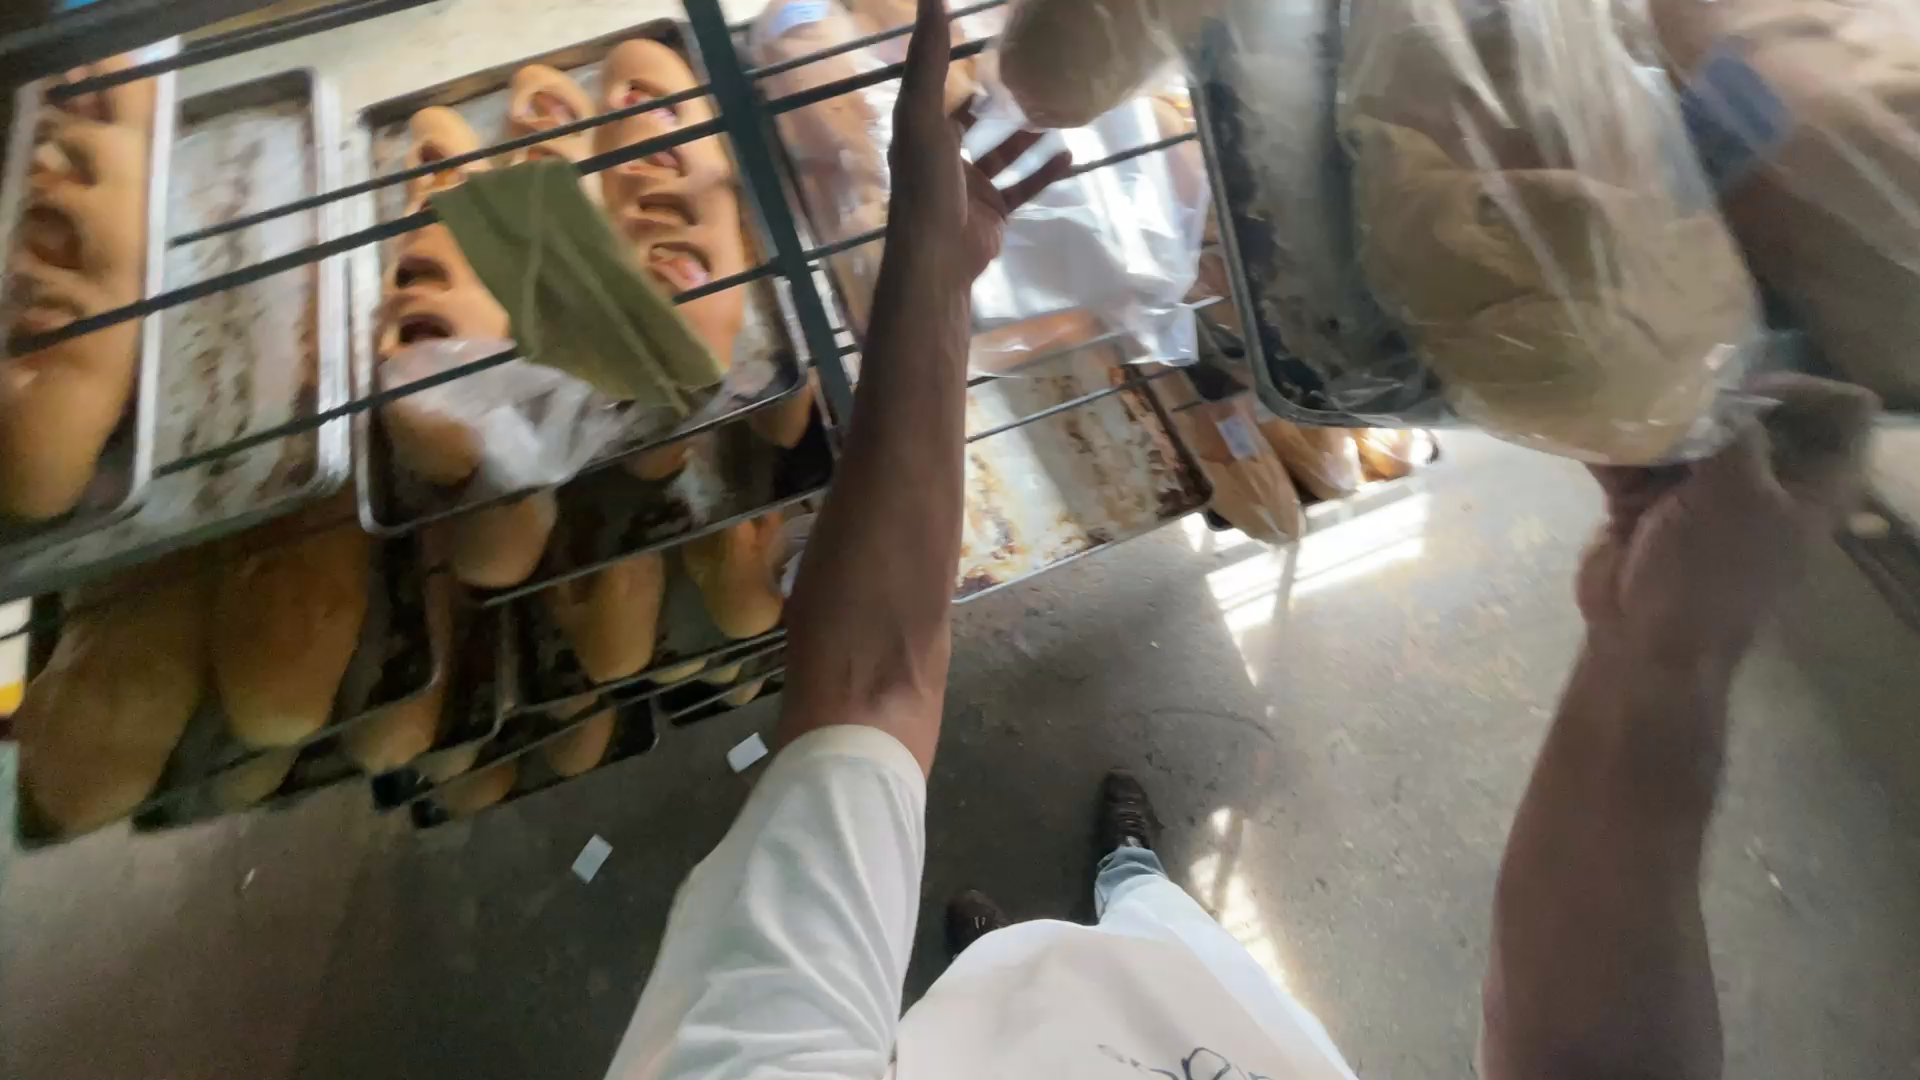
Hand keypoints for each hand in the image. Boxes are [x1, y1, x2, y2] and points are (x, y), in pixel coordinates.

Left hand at [887, 0, 1071, 288]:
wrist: (939, 255)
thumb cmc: (927, 185)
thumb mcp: (922, 114)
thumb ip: (929, 59)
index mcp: (924, 135)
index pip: (946, 97)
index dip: (968, 75)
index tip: (1000, 53)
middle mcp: (946, 160)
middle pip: (979, 126)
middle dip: (1005, 105)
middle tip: (1039, 79)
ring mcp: (972, 190)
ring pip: (1006, 156)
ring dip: (1030, 137)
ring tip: (1060, 112)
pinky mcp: (994, 215)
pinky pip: (1023, 188)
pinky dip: (1044, 172)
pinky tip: (1069, 154)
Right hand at [1576, 374, 1876, 669]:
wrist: (1645, 633)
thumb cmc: (1709, 572)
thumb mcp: (1736, 497)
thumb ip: (1731, 436)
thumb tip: (1709, 390)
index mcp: (1812, 478)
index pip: (1836, 409)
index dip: (1795, 390)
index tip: (1734, 396)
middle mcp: (1761, 478)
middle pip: (1747, 415)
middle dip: (1705, 401)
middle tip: (1663, 396)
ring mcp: (1697, 492)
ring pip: (1681, 436)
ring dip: (1648, 424)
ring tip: (1616, 414)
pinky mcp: (1642, 503)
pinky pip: (1628, 462)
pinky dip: (1608, 449)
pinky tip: (1586, 437)